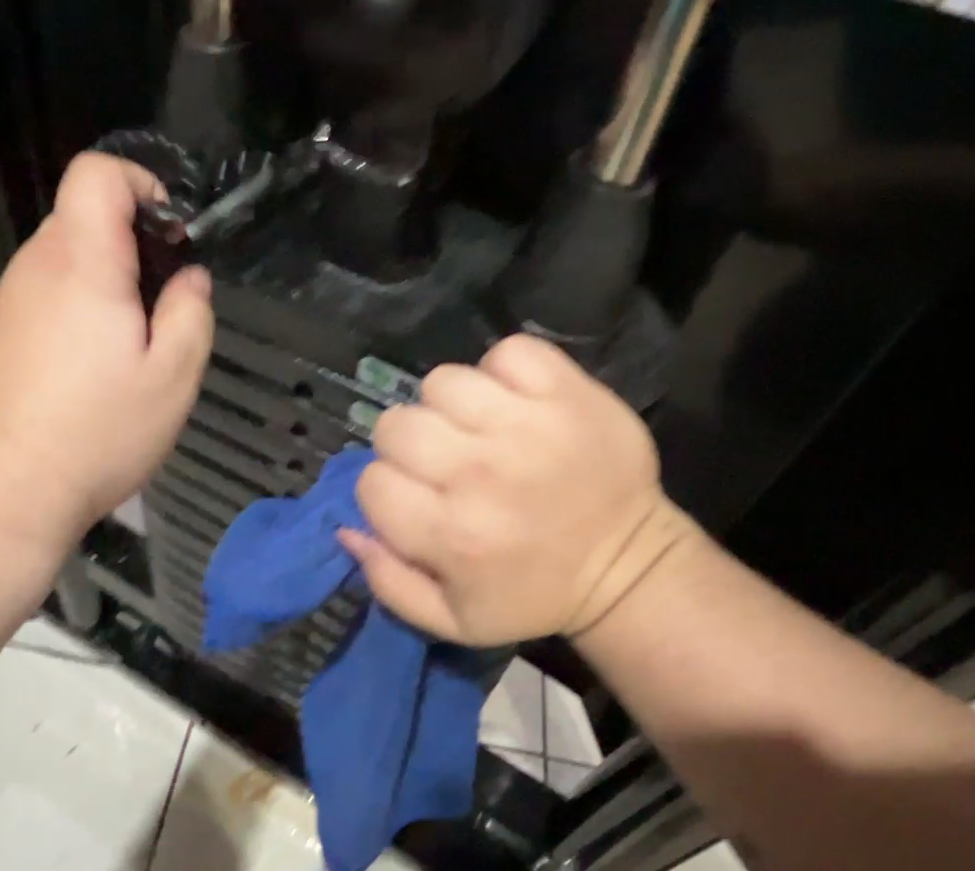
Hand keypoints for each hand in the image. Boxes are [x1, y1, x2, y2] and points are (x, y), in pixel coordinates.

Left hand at [0, 152, 213, 549]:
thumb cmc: (93, 431)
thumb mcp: (173, 377)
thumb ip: (190, 313)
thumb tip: (188, 279)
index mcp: (81, 262)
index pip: (96, 174)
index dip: (140, 183)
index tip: (172, 233)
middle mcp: (35, 268)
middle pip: (84, 219)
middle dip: (134, 246)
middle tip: (164, 309)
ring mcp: (8, 303)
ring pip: (66, 262)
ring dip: (108, 285)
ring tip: (133, 351)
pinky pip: (47, 298)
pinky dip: (79, 312)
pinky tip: (93, 375)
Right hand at [340, 335, 699, 645]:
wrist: (627, 563)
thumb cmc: (534, 594)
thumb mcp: (455, 620)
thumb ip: (389, 581)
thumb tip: (347, 526)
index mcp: (453, 534)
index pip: (373, 482)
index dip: (387, 491)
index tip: (418, 500)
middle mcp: (482, 472)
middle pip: (398, 424)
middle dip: (412, 446)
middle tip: (446, 463)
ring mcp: (526, 423)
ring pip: (443, 382)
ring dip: (452, 406)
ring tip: (480, 429)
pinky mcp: (566, 391)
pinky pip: (507, 352)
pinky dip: (504, 372)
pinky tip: (515, 402)